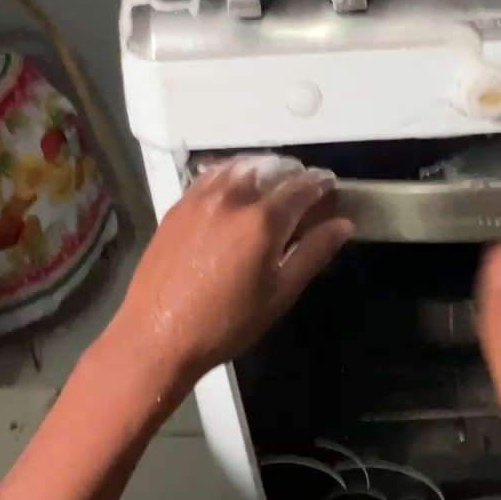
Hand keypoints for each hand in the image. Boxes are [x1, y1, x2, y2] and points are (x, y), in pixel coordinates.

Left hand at [103, 157, 351, 389]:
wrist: (156, 335)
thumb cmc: (226, 323)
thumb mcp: (279, 294)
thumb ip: (313, 253)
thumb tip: (344, 224)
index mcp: (262, 220)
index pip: (302, 186)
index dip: (321, 182)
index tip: (331, 184)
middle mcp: (233, 197)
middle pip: (273, 168)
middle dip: (294, 173)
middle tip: (305, 187)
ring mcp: (202, 196)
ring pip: (242, 164)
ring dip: (264, 167)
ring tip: (274, 181)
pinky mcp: (180, 203)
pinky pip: (213, 173)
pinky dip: (234, 171)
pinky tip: (238, 185)